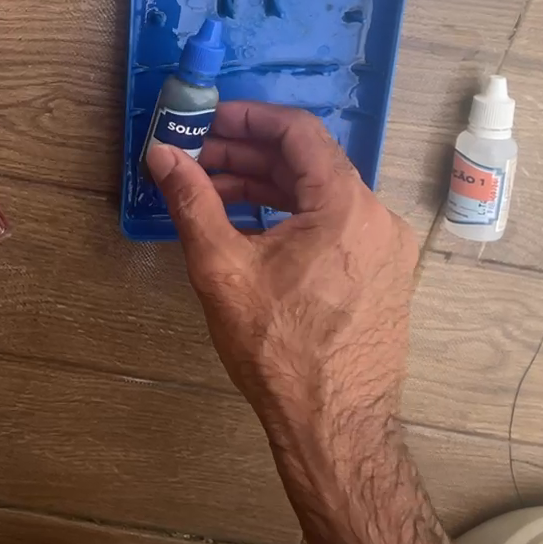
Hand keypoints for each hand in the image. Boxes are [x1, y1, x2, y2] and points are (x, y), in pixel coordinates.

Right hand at [147, 102, 421, 426]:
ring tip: (207, 193)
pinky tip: (243, 226)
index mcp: (345, 206)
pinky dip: (285, 214)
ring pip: (316, 193)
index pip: (297, 131)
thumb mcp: (221, 266)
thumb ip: (190, 200)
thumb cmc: (276, 346)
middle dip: (244, 155)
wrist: (333, 426)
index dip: (247, 117)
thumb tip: (160, 152)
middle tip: (193, 158)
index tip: (205, 120)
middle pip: (305, 161)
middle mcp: (374, 217)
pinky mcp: (379, 272)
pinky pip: (329, 222)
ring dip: (261, 186)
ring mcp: (382, 247)